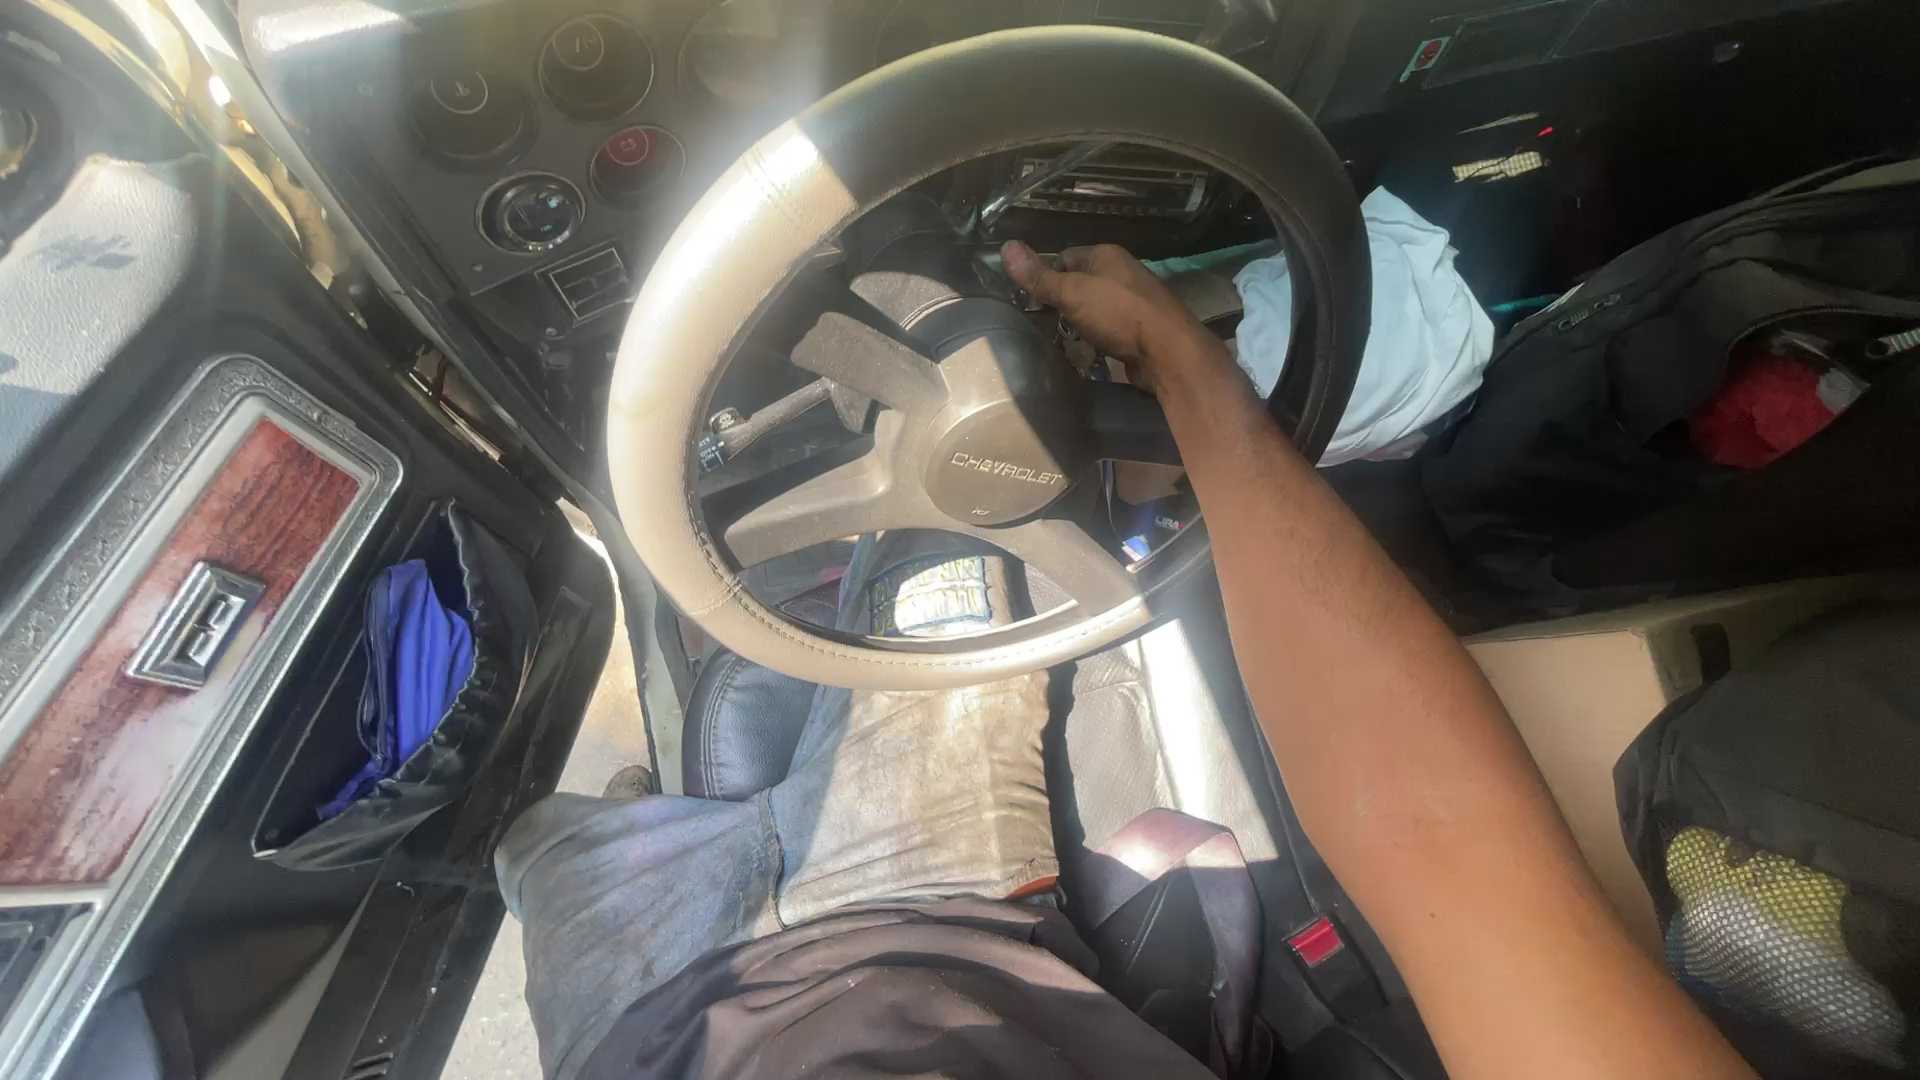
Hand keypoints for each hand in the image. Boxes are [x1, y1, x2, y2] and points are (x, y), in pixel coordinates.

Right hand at [1000, 240, 1227, 392]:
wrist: (1166, 351)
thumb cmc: (1118, 314)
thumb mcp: (1072, 293)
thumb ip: (1039, 277)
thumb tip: (1006, 247)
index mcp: (1104, 255)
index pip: (1063, 257)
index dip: (1044, 276)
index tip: (1029, 300)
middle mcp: (1120, 273)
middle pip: (1077, 285)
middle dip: (1059, 304)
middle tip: (1039, 324)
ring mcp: (1131, 302)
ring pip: (1091, 310)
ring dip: (1076, 325)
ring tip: (1058, 341)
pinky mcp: (1136, 329)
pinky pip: (1106, 330)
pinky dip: (1093, 340)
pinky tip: (1084, 353)